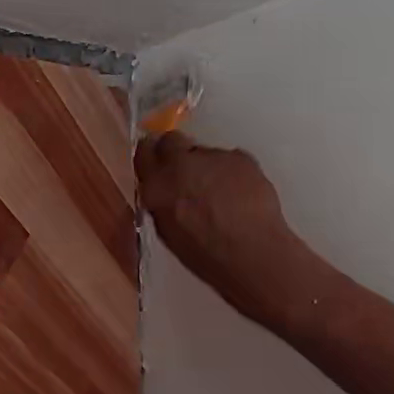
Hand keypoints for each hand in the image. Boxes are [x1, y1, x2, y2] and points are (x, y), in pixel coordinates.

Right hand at [136, 132, 323, 321]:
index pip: (143, 153)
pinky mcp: (241, 157)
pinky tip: (238, 195)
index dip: (150, 157)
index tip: (155, 164)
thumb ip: (161, 203)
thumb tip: (163, 192)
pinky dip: (230, 172)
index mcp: (156, 186)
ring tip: (219, 195)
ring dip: (206, 167)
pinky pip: (229, 159)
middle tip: (185, 174)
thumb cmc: (203, 254)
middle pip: (172, 140)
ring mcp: (213, 157)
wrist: (250, 251)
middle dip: (175, 152)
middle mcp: (180, 164)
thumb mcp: (168, 231)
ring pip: (203, 153)